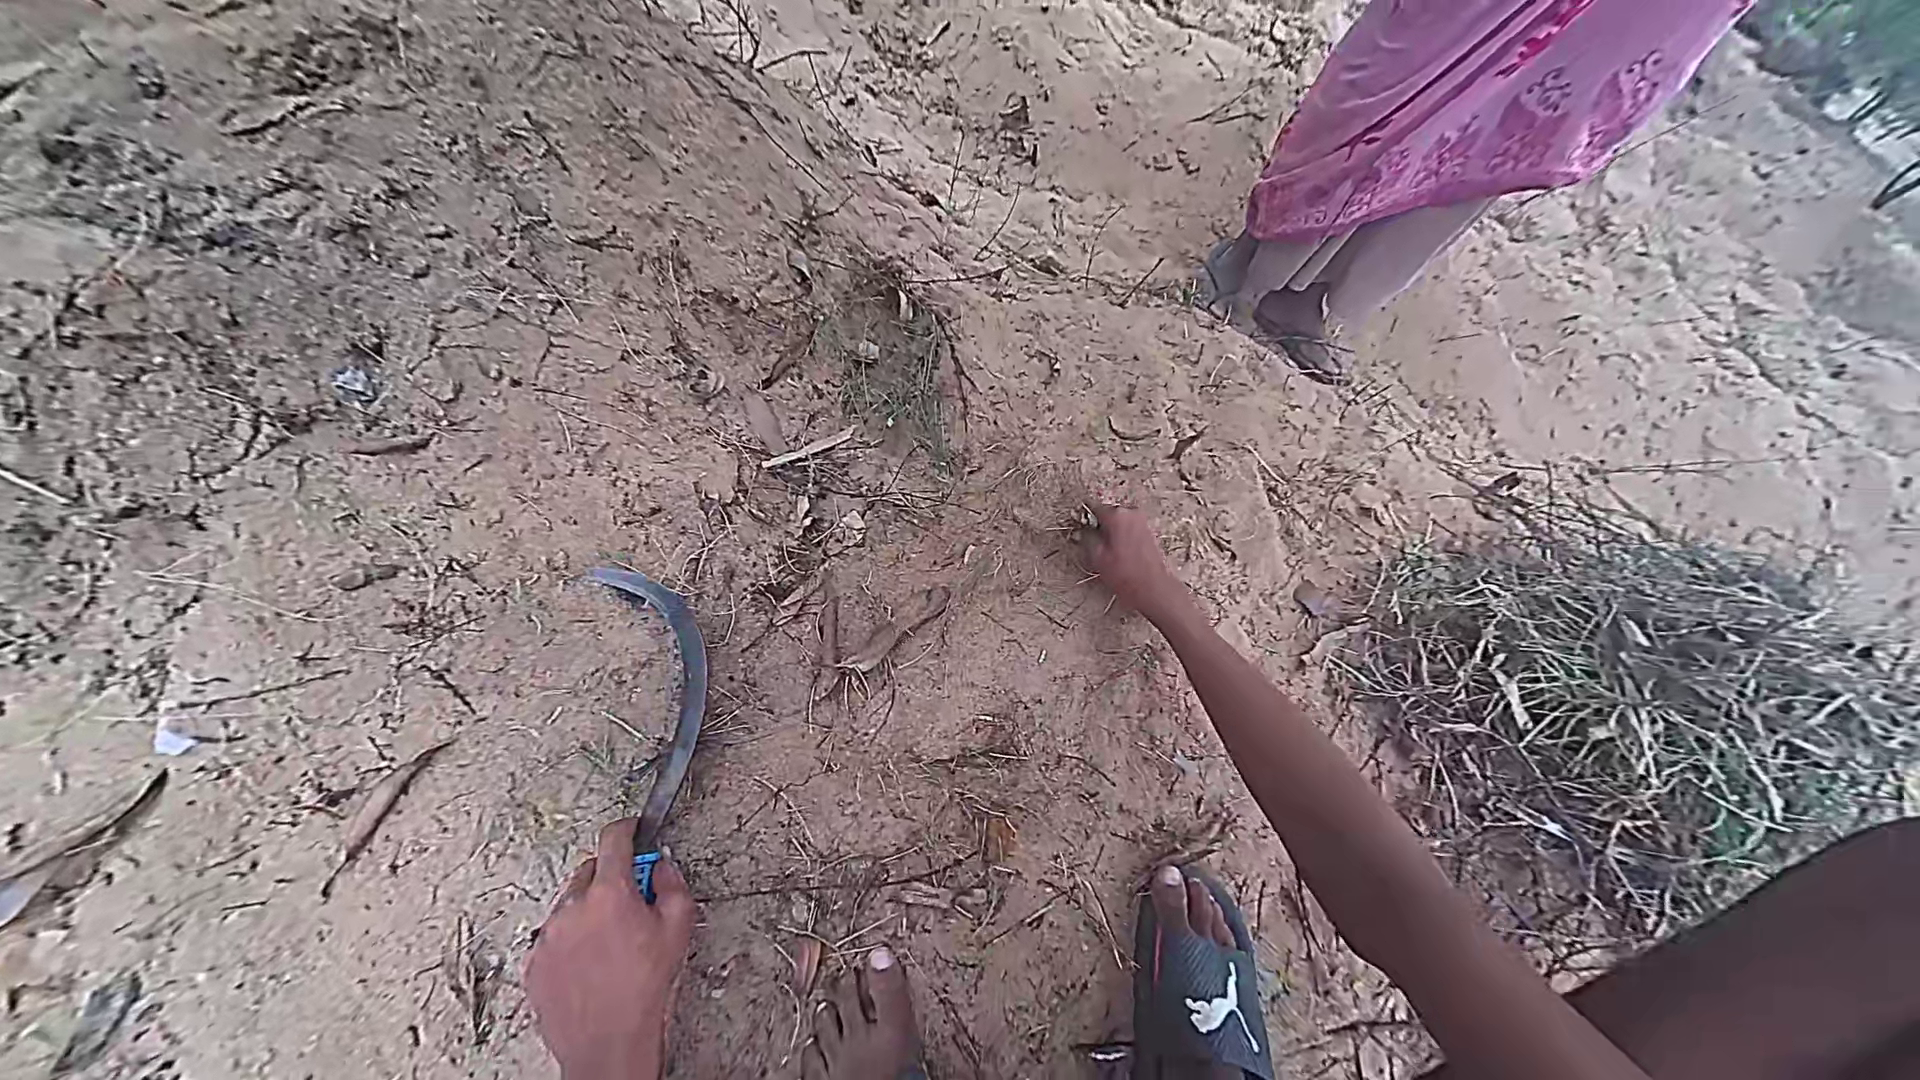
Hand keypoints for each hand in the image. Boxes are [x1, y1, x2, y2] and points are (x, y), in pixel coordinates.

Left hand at [525, 819, 695, 1079]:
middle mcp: (573, 910)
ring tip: (612, 934)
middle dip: (611, 874)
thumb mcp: (678, 924)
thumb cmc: (644, 986)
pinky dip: (573, 934)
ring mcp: (550, 938)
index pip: (613, 840)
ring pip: (570, 902)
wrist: (609, 1042)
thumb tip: (660, 866)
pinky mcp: (536, 964)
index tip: (633, 828)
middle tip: (631, 895)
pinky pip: (555, 933)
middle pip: (589, 869)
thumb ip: (672, 882)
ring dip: (590, 905)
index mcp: (609, 894)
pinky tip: (593, 955)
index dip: (627, 828)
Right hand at [1080, 504, 1192, 622]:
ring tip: (1107, 551)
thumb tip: (1083, 530)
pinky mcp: (1148, 532)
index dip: (1083, 517)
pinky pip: (1129, 528)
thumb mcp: (1097, 556)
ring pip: (1119, 521)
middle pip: (1107, 513)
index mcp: (1116, 515)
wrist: (1153, 587)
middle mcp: (1131, 513)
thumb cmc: (1126, 574)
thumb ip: (1086, 537)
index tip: (1079, 525)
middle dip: (1099, 525)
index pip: (1093, 507)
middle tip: (1092, 542)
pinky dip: (1122, 536)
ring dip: (1111, 531)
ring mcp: (1142, 522)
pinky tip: (1120, 553)